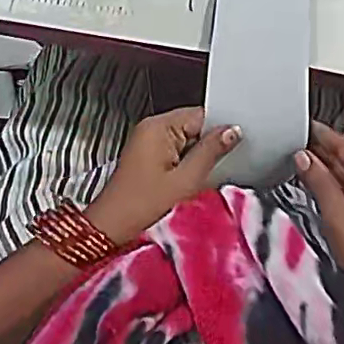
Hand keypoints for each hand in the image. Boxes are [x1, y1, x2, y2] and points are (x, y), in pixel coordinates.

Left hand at [85, 107, 240, 240]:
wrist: (111, 229)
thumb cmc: (143, 205)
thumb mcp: (186, 180)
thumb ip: (211, 151)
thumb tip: (232, 131)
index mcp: (158, 126)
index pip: (201, 115)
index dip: (217, 132)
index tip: (227, 151)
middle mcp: (151, 128)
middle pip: (194, 126)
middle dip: (206, 147)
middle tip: (204, 172)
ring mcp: (147, 141)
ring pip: (187, 141)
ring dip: (195, 159)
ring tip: (189, 181)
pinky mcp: (147, 156)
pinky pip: (176, 152)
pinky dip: (184, 166)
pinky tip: (182, 183)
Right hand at [294, 122, 343, 324]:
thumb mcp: (340, 219)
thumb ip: (320, 185)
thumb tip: (304, 160)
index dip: (324, 136)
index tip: (304, 127)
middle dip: (321, 153)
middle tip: (294, 145)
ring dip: (325, 171)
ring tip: (299, 164)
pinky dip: (332, 189)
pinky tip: (317, 188)